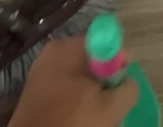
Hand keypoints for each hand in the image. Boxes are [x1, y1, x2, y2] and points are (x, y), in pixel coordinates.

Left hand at [9, 38, 141, 126]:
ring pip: (76, 77)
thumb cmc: (71, 122)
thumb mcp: (110, 108)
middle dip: (102, 79)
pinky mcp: (33, 92)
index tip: (120, 82)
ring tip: (92, 114)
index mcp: (67, 47)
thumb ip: (128, 89)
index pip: (103, 42)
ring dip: (87, 92)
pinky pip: (62, 88)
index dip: (117, 62)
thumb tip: (128, 80)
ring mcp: (40, 72)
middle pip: (90, 60)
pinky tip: (76, 117)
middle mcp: (51, 52)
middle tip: (108, 102)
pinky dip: (72, 100)